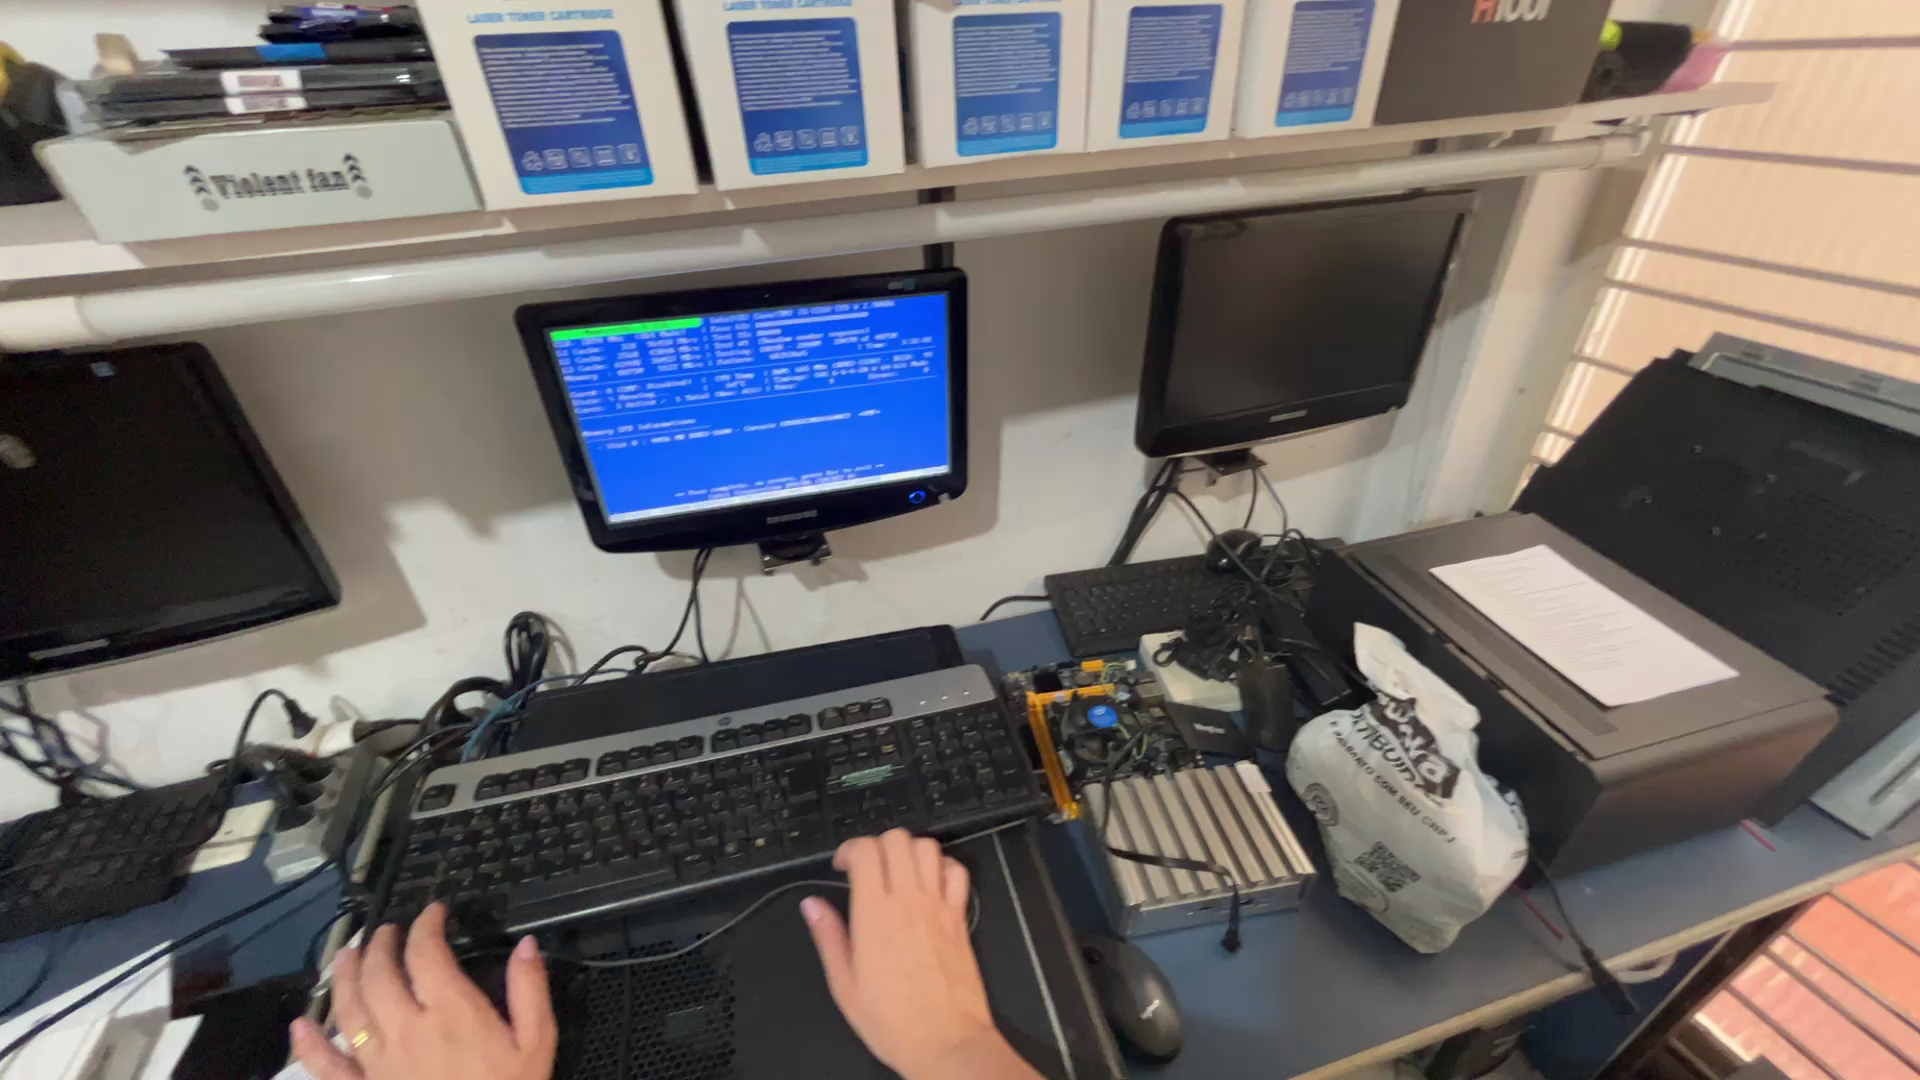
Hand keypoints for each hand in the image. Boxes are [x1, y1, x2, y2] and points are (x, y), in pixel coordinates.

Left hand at [289, 903, 557, 1079]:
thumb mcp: (537, 1039)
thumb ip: (530, 989)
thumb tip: (526, 944)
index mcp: (453, 1012)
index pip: (427, 955)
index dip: (426, 926)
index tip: (434, 911)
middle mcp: (408, 1031)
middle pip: (381, 977)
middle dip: (383, 945)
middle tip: (388, 929)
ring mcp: (376, 1065)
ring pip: (349, 1012)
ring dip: (346, 978)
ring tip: (349, 954)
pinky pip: (326, 1067)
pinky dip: (308, 1044)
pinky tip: (300, 1025)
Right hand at [801, 829, 1041, 1079]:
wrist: (945, 1041)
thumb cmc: (892, 1020)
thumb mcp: (845, 986)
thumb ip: (828, 937)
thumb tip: (812, 905)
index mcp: (875, 914)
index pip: (865, 850)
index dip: (851, 848)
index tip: (843, 865)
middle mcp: (908, 900)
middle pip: (897, 839)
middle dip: (878, 844)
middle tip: (869, 867)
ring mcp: (937, 904)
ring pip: (927, 846)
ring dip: (910, 849)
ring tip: (899, 870)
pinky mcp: (959, 914)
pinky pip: (957, 870)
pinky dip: (943, 865)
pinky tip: (930, 882)